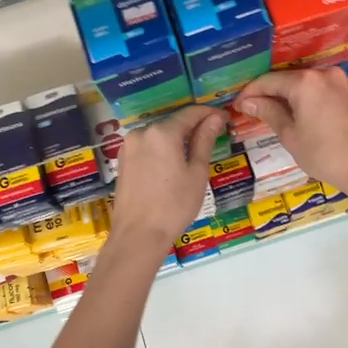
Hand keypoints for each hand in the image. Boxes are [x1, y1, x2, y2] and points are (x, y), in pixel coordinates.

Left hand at [109, 105, 225, 248]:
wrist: (138, 235)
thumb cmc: (174, 205)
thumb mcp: (196, 173)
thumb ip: (204, 141)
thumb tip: (214, 118)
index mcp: (162, 132)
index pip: (190, 113)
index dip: (210, 114)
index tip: (225, 118)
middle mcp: (142, 133)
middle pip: (173, 122)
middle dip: (193, 126)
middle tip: (213, 136)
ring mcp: (128, 147)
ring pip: (158, 134)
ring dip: (177, 138)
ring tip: (195, 152)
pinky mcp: (122, 161)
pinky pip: (147, 147)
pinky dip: (162, 149)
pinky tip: (172, 163)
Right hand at [234, 70, 347, 191]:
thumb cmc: (325, 155)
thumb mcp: (291, 136)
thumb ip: (269, 113)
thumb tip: (248, 102)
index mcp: (306, 82)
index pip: (269, 81)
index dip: (250, 93)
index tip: (238, 106)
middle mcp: (325, 73)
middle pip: (290, 79)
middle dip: (271, 93)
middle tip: (256, 110)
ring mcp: (343, 80)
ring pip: (309, 83)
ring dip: (292, 95)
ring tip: (279, 114)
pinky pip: (325, 89)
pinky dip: (311, 98)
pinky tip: (305, 115)